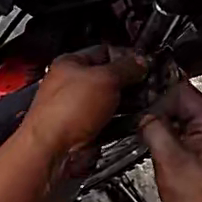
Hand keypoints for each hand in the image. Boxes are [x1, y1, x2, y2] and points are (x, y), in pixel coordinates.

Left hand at [19, 46, 146, 157]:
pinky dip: (123, 122)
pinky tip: (134, 121)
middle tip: (149, 84)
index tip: (144, 62)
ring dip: (129, 103)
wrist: (52, 150)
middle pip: (110, 78)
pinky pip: (110, 123)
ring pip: (112, 102)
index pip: (104, 51)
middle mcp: (72, 86)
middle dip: (130, 82)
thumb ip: (126, 68)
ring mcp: (78, 110)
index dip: (126, 55)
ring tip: (145, 103)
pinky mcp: (85, 131)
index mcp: (70, 64)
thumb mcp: (104, 79)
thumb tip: (140, 62)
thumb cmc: (64, 111)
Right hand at [139, 81, 201, 201]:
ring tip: (153, 147)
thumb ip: (155, 131)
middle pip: (184, 107)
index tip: (140, 104)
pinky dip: (176, 147)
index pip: (183, 91)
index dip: (158, 95)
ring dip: (167, 133)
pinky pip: (191, 143)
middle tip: (142, 128)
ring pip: (186, 126)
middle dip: (161, 115)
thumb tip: (146, 116)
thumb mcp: (170, 163)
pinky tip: (167, 162)